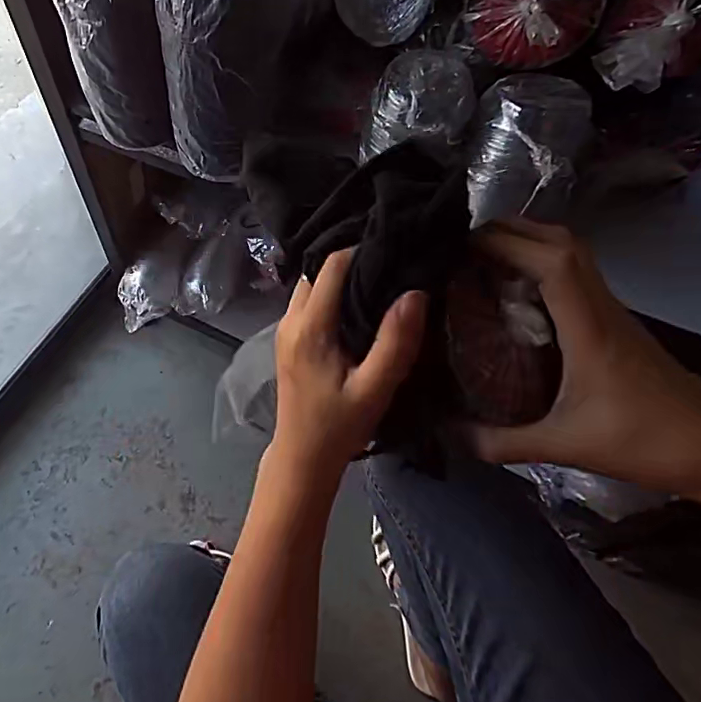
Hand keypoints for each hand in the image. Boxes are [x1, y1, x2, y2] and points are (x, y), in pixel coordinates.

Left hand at [268, 248, 426, 488]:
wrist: (302, 455)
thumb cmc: (338, 425)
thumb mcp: (375, 388)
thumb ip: (395, 341)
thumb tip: (415, 292)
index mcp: (308, 327)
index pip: (330, 266)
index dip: (361, 249)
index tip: (396, 245)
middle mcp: (290, 320)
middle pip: (316, 271)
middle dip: (351, 260)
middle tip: (392, 259)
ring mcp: (285, 329)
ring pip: (309, 285)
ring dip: (339, 277)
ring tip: (381, 276)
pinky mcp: (289, 340)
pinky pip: (308, 302)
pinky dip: (331, 293)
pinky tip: (360, 301)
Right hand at [466, 219, 700, 496]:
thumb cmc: (647, 442)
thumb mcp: (565, 447)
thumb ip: (502, 442)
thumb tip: (450, 434)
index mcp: (590, 329)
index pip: (553, 264)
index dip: (508, 243)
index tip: (462, 243)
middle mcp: (602, 309)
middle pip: (563, 244)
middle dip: (512, 231)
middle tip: (462, 244)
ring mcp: (611, 313)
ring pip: (572, 254)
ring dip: (527, 243)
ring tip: (480, 257)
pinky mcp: (614, 323)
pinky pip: (575, 275)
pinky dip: (541, 264)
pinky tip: (513, 287)